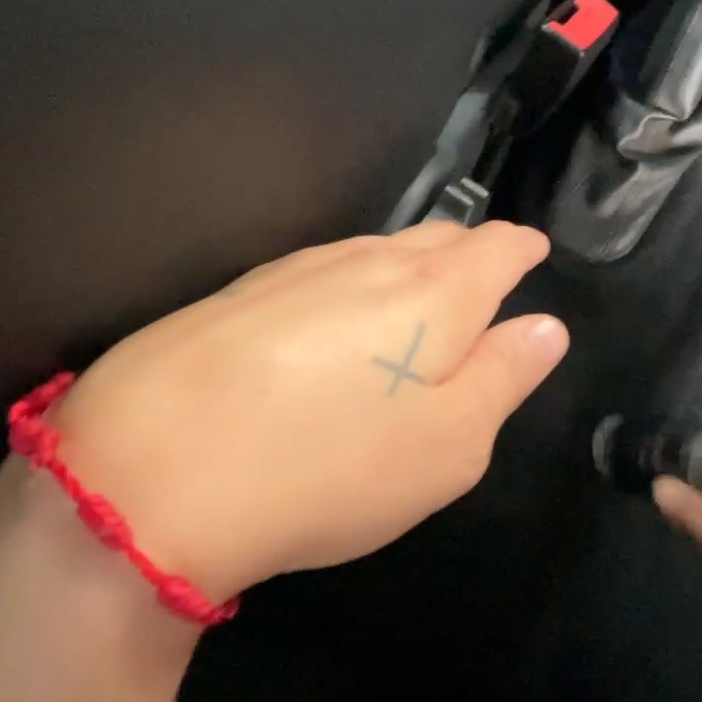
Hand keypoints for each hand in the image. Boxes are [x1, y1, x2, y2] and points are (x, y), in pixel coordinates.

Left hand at [48, 221, 567, 600]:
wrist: (157, 462)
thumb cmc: (331, 464)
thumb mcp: (448, 446)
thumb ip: (504, 377)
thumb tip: (544, 326)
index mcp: (435, 293)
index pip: (497, 246)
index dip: (521, 247)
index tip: (532, 253)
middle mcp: (371, 261)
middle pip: (438, 237)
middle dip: (469, 249)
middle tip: (483, 274)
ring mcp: (301, 268)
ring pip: (378, 249)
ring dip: (409, 262)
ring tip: (420, 287)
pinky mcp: (246, 290)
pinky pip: (324, 269)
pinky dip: (353, 281)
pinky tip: (339, 312)